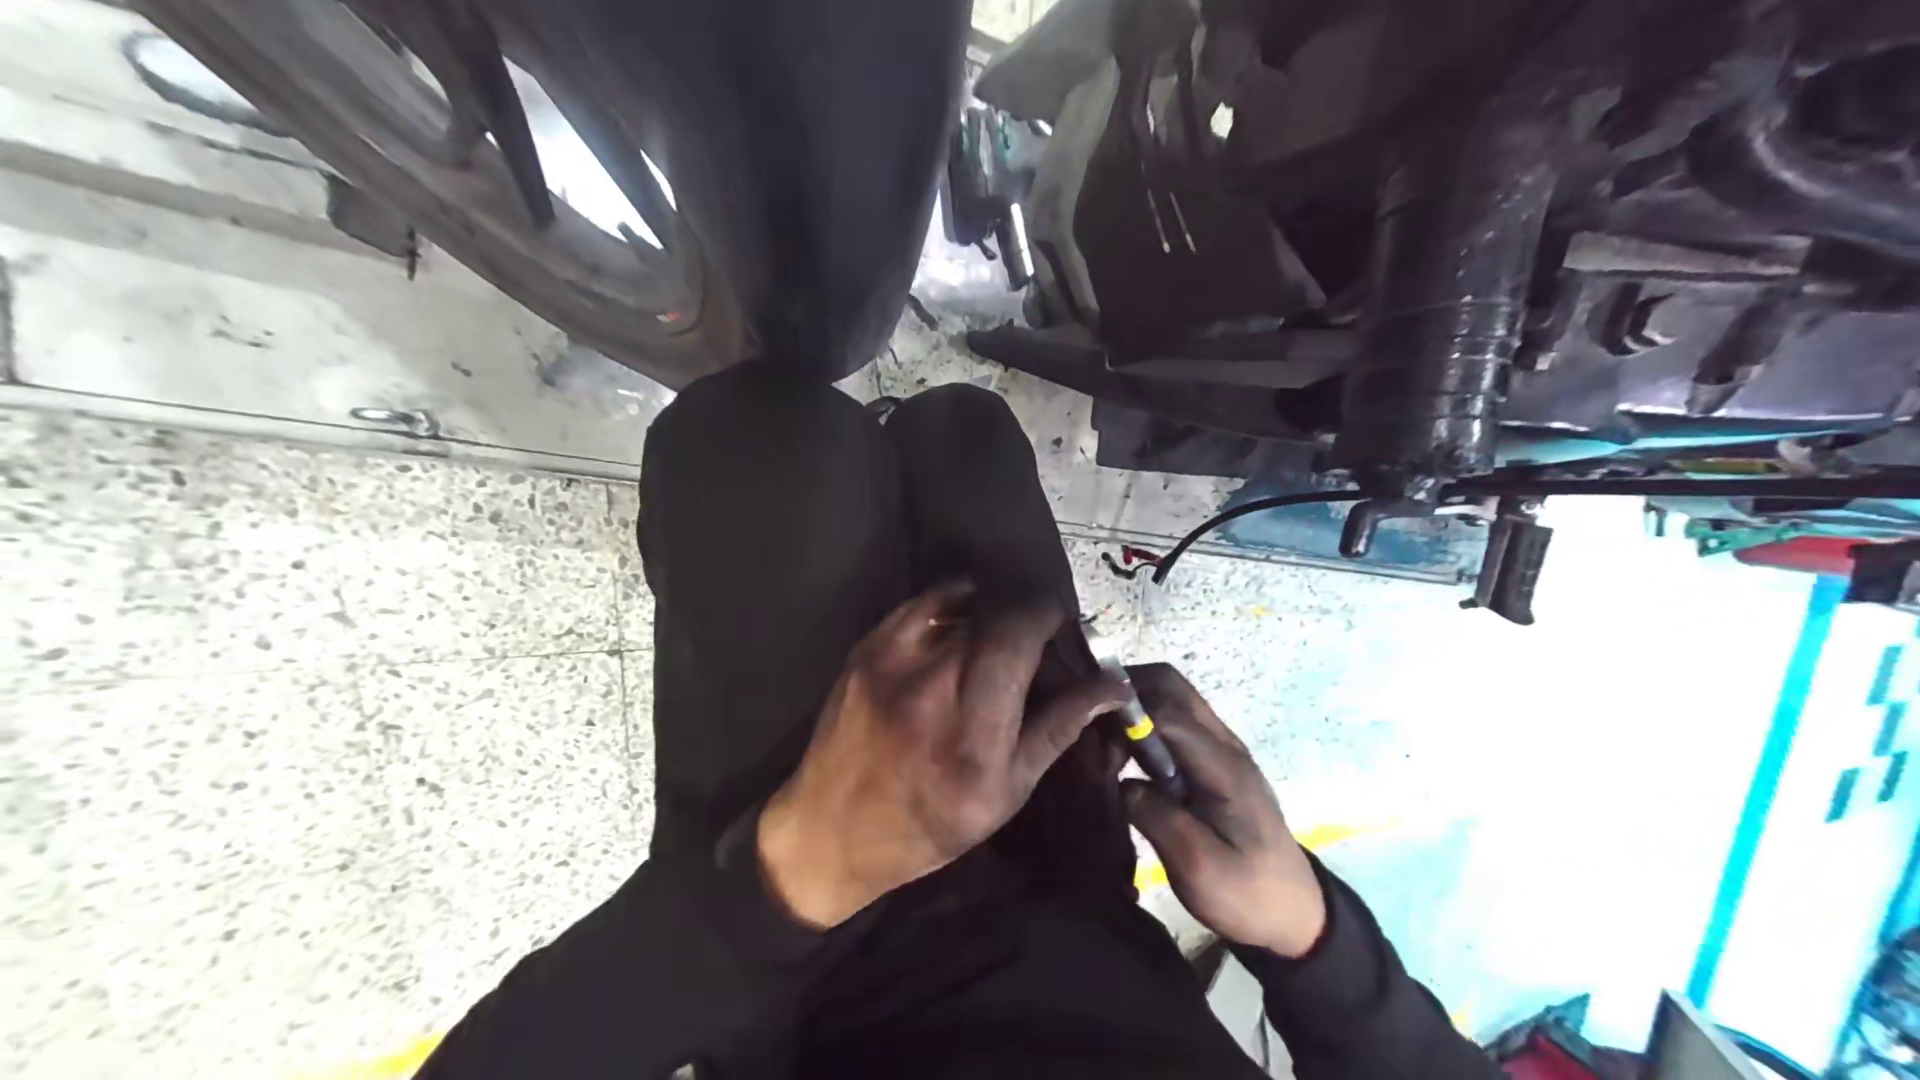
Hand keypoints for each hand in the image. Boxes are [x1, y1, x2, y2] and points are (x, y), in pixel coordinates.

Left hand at [757, 582, 1127, 928]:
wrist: (832, 830)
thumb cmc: (929, 823)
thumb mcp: (1007, 790)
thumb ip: (1059, 726)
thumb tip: (1111, 684)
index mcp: (975, 725)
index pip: (1021, 629)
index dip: (1050, 614)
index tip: (1061, 628)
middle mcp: (932, 681)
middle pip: (994, 609)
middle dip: (1025, 614)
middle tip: (1032, 638)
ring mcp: (892, 658)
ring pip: (959, 598)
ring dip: (990, 608)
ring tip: (995, 637)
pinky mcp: (866, 648)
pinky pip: (921, 604)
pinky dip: (950, 606)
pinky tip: (957, 631)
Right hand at [1122, 664, 1326, 957]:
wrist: (1293, 912)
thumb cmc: (1246, 894)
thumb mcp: (1197, 868)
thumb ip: (1154, 816)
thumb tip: (1121, 783)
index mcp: (1223, 767)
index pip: (1167, 712)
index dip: (1125, 718)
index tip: (1096, 747)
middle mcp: (1223, 744)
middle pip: (1169, 683)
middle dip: (1125, 690)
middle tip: (1090, 722)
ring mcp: (1219, 747)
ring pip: (1170, 693)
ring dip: (1133, 700)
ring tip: (1100, 735)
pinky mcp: (1211, 757)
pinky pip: (1172, 716)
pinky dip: (1142, 717)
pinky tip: (1121, 749)